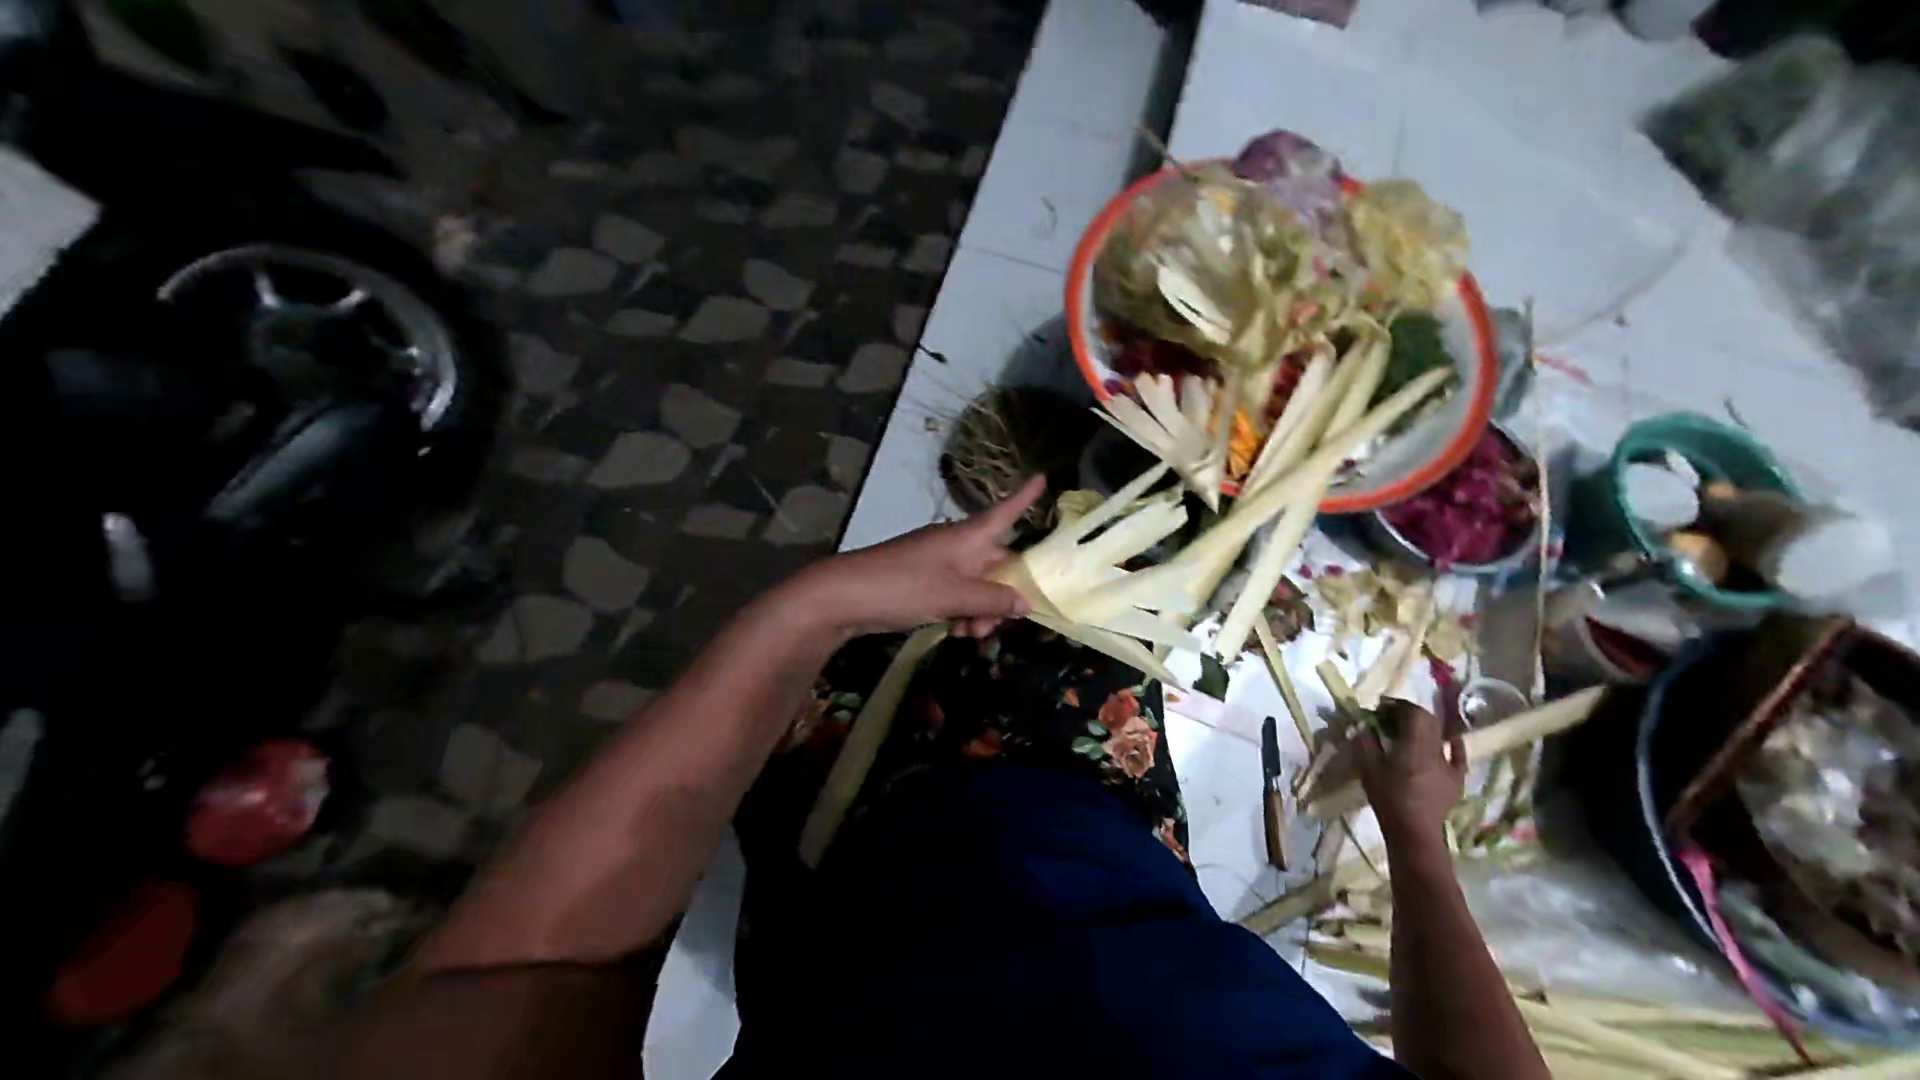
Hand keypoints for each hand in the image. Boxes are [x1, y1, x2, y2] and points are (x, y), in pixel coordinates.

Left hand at [788, 476, 1043, 638]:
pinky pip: (957, 594)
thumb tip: (1026, 603)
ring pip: (978, 585)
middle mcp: (958, 546)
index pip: (1005, 512)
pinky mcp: (924, 582)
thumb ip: (993, 599)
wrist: (844, 596)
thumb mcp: (954, 596)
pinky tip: (954, 632)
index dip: (1025, 497)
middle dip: (1004, 595)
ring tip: (969, 634)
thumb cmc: (903, 586)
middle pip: (997, 564)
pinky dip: (962, 612)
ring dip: (982, 610)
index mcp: (968, 537)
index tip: (1045, 477)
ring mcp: (939, 564)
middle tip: (994, 626)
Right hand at [1357, 699, 1464, 852]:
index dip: (1398, 705)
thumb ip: (1366, 741)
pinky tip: (1448, 739)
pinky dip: (1451, 743)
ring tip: (1409, 730)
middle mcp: (1436, 751)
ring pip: (1440, 734)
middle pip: (1428, 720)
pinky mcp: (1457, 778)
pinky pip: (1458, 755)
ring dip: (1424, 727)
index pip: (1413, 713)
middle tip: (1392, 716)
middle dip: (1410, 713)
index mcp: (1415, 747)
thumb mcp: (1368, 767)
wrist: (1413, 831)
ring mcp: (1450, 765)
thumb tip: (1363, 723)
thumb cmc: (1387, 798)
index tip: (1382, 706)